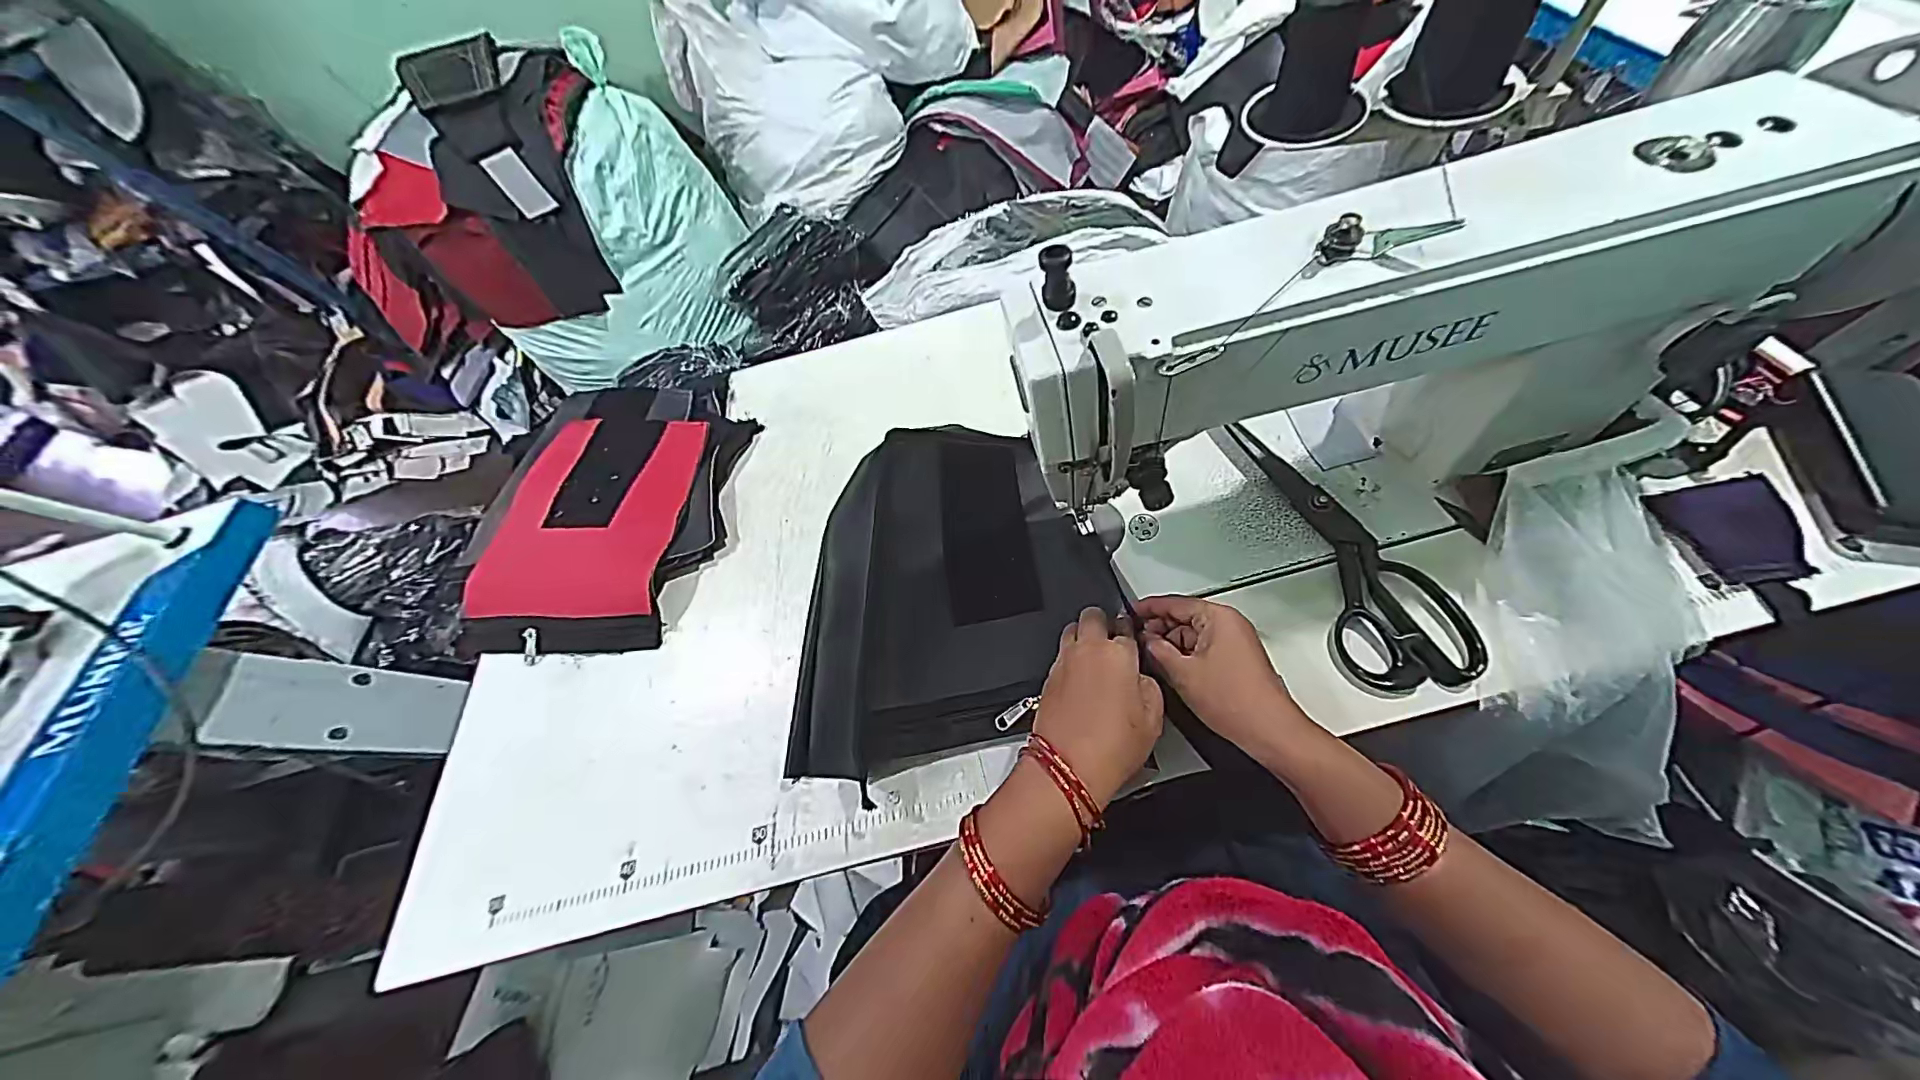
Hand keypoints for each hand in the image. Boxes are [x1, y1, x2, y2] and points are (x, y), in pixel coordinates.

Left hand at [1031, 606, 1163, 807]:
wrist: (1069, 766)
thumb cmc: (1108, 747)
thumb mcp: (1154, 719)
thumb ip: (1150, 687)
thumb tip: (1143, 680)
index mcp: (1118, 654)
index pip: (1126, 627)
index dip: (1131, 633)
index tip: (1132, 641)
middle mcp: (1087, 651)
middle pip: (1092, 616)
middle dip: (1102, 621)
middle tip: (1110, 636)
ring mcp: (1064, 662)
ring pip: (1070, 630)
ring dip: (1081, 635)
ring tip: (1093, 654)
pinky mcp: (1047, 678)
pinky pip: (1059, 655)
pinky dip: (1069, 659)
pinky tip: (1079, 677)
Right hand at [1135, 595, 1311, 757]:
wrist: (1268, 729)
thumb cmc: (1239, 703)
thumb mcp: (1182, 672)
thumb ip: (1157, 650)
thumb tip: (1147, 641)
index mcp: (1219, 617)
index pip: (1175, 602)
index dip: (1148, 608)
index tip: (1133, 611)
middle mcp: (1231, 624)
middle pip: (1185, 616)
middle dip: (1160, 629)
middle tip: (1139, 639)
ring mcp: (1236, 641)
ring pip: (1194, 634)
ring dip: (1173, 644)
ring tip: (1155, 659)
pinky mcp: (1237, 658)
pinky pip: (1204, 648)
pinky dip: (1187, 656)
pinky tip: (1173, 669)